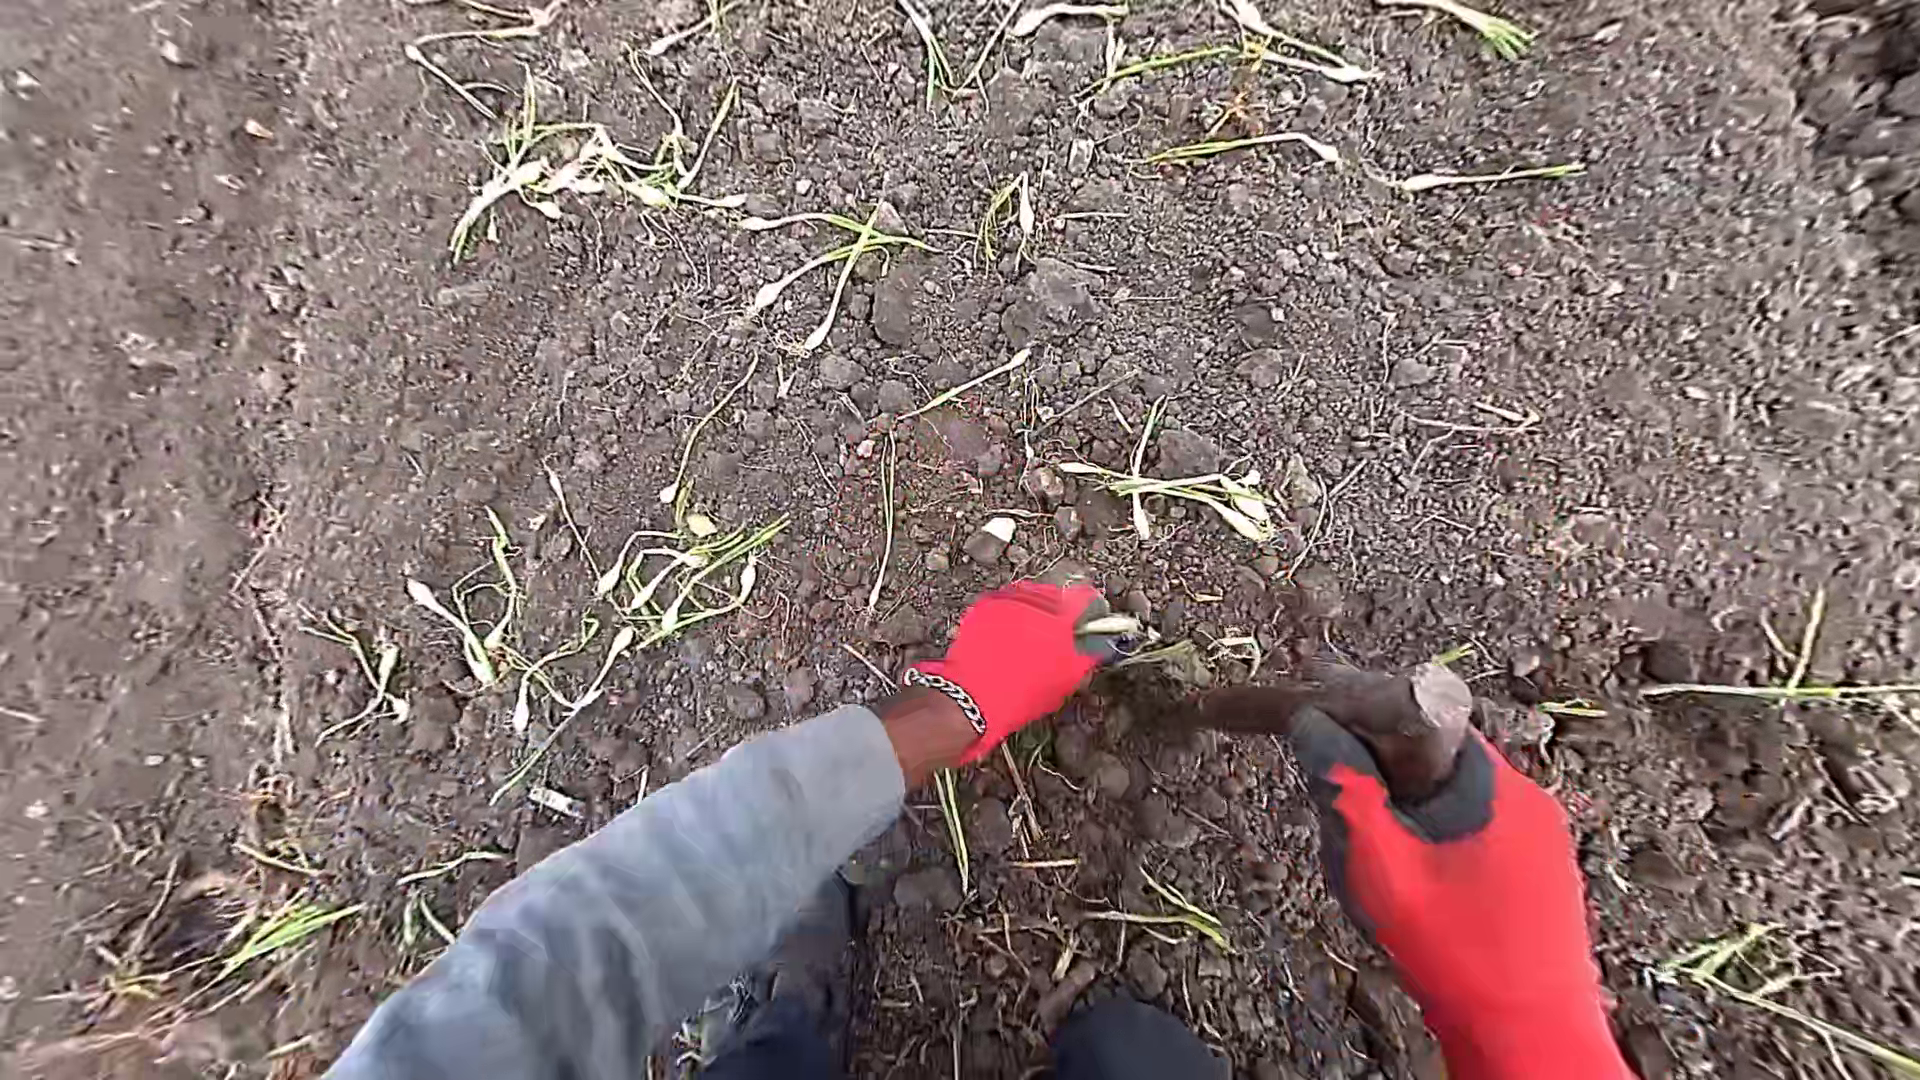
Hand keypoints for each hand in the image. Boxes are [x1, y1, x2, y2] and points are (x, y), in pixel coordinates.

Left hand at [909, 583, 1116, 763]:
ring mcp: (1005, 600)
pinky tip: (1009, 634)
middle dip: (1060, 608)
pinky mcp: (983, 606)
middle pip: (1055, 594)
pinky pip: (1005, 602)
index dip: (1090, 609)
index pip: (1084, 598)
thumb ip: (1084, 657)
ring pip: (1029, 595)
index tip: (1089, 620)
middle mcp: (1032, 600)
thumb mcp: (1065, 680)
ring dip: (1034, 608)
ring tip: (1031, 633)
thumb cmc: (1023, 692)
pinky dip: (1011, 613)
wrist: (973, 696)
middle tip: (1059, 630)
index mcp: (1059, 617)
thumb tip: (1094, 647)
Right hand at [1288, 712, 1632, 1079]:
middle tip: (1326, 770)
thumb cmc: (1449, 946)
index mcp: (1493, 786)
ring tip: (1355, 815)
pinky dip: (1417, 813)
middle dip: (1373, 752)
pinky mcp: (1530, 862)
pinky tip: (1394, 847)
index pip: (1419, 712)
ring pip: (1439, 779)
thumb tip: (1309, 719)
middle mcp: (1523, 797)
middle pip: (1427, 745)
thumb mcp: (1377, 859)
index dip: (1362, 706)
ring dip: (1393, 786)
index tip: (1316, 711)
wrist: (1528, 1043)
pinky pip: (1459, 811)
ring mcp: (1532, 832)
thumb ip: (1342, 784)